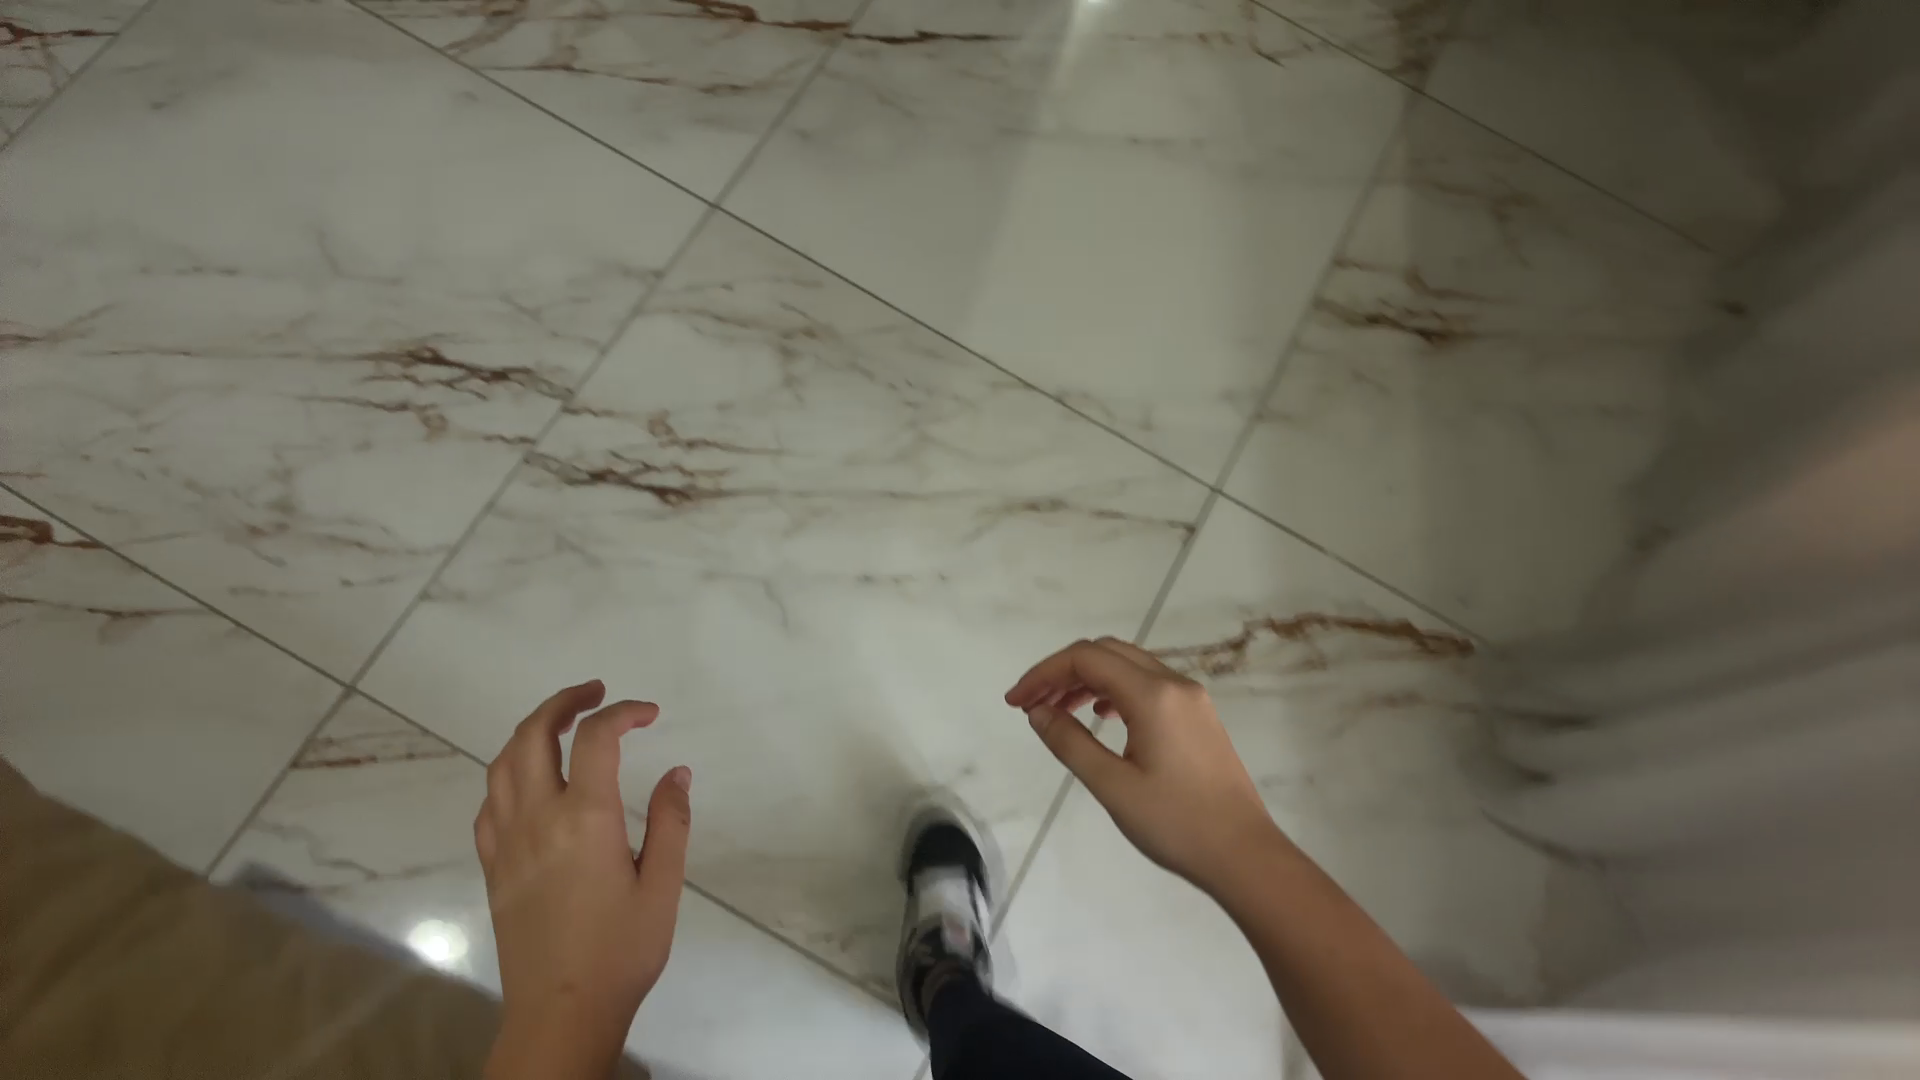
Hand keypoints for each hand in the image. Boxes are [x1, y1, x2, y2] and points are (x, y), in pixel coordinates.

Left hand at [475, 681, 690, 1078]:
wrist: (560, 1013)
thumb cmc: (622, 949)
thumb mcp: (663, 884)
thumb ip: (671, 821)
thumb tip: (677, 772)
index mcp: (585, 818)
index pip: (597, 738)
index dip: (623, 712)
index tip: (651, 713)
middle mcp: (537, 819)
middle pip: (533, 735)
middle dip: (564, 701)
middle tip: (596, 692)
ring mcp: (507, 842)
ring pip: (503, 763)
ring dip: (532, 730)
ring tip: (564, 722)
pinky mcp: (493, 866)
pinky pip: (490, 802)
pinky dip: (511, 773)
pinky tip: (532, 781)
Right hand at [1006, 638, 1281, 894]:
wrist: (1246, 856)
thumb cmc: (1176, 824)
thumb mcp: (1112, 786)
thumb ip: (1069, 742)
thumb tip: (1037, 712)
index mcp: (1152, 695)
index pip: (1085, 658)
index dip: (1044, 673)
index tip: (1016, 704)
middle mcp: (1174, 683)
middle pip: (1106, 653)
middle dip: (1062, 672)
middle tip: (1032, 706)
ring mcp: (1191, 698)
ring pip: (1128, 666)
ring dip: (1088, 680)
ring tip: (1058, 712)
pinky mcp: (1198, 715)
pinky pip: (1147, 684)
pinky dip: (1114, 691)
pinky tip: (1101, 718)